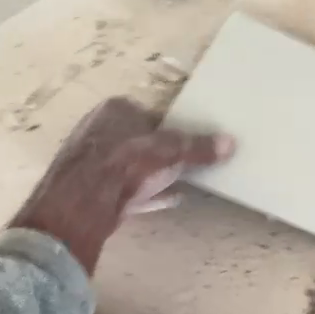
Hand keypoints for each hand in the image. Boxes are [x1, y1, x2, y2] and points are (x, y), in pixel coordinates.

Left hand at [7, 97, 232, 272]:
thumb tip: (231, 143)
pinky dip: (143, 194)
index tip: (189, 146)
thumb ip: (199, 148)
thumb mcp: (171, 153)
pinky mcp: (87, 188)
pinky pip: (123, 188)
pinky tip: (163, 202)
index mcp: (115, 109)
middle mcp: (97, 128)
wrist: (83, 204)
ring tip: (178, 184)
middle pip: (139, 140)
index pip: (151, 114)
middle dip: (160, 153)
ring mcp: (89, 159)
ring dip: (151, 175)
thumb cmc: (126, 165)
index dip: (171, 130)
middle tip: (185, 165)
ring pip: (129, 165)